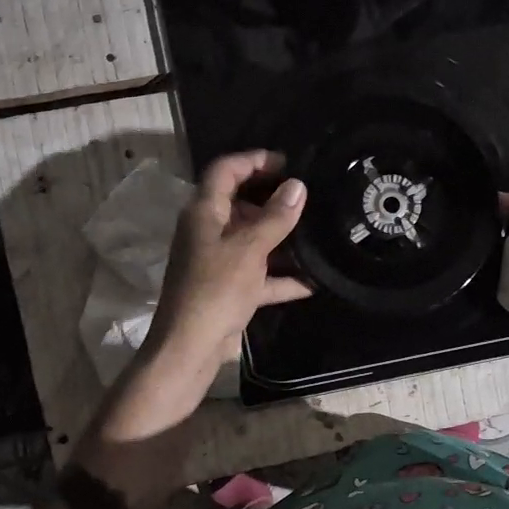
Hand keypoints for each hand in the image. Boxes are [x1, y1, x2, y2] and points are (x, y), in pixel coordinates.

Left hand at [140, 150, 310, 375]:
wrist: (191, 347)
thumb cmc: (215, 290)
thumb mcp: (249, 250)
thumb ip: (275, 218)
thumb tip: (297, 186)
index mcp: (204, 213)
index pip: (225, 171)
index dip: (253, 161)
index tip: (287, 163)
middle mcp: (209, 232)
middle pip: (241, 205)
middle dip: (274, 201)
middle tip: (309, 198)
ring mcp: (219, 263)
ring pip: (253, 241)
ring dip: (282, 239)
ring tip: (318, 234)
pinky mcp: (230, 291)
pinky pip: (261, 276)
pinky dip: (283, 277)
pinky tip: (314, 281)